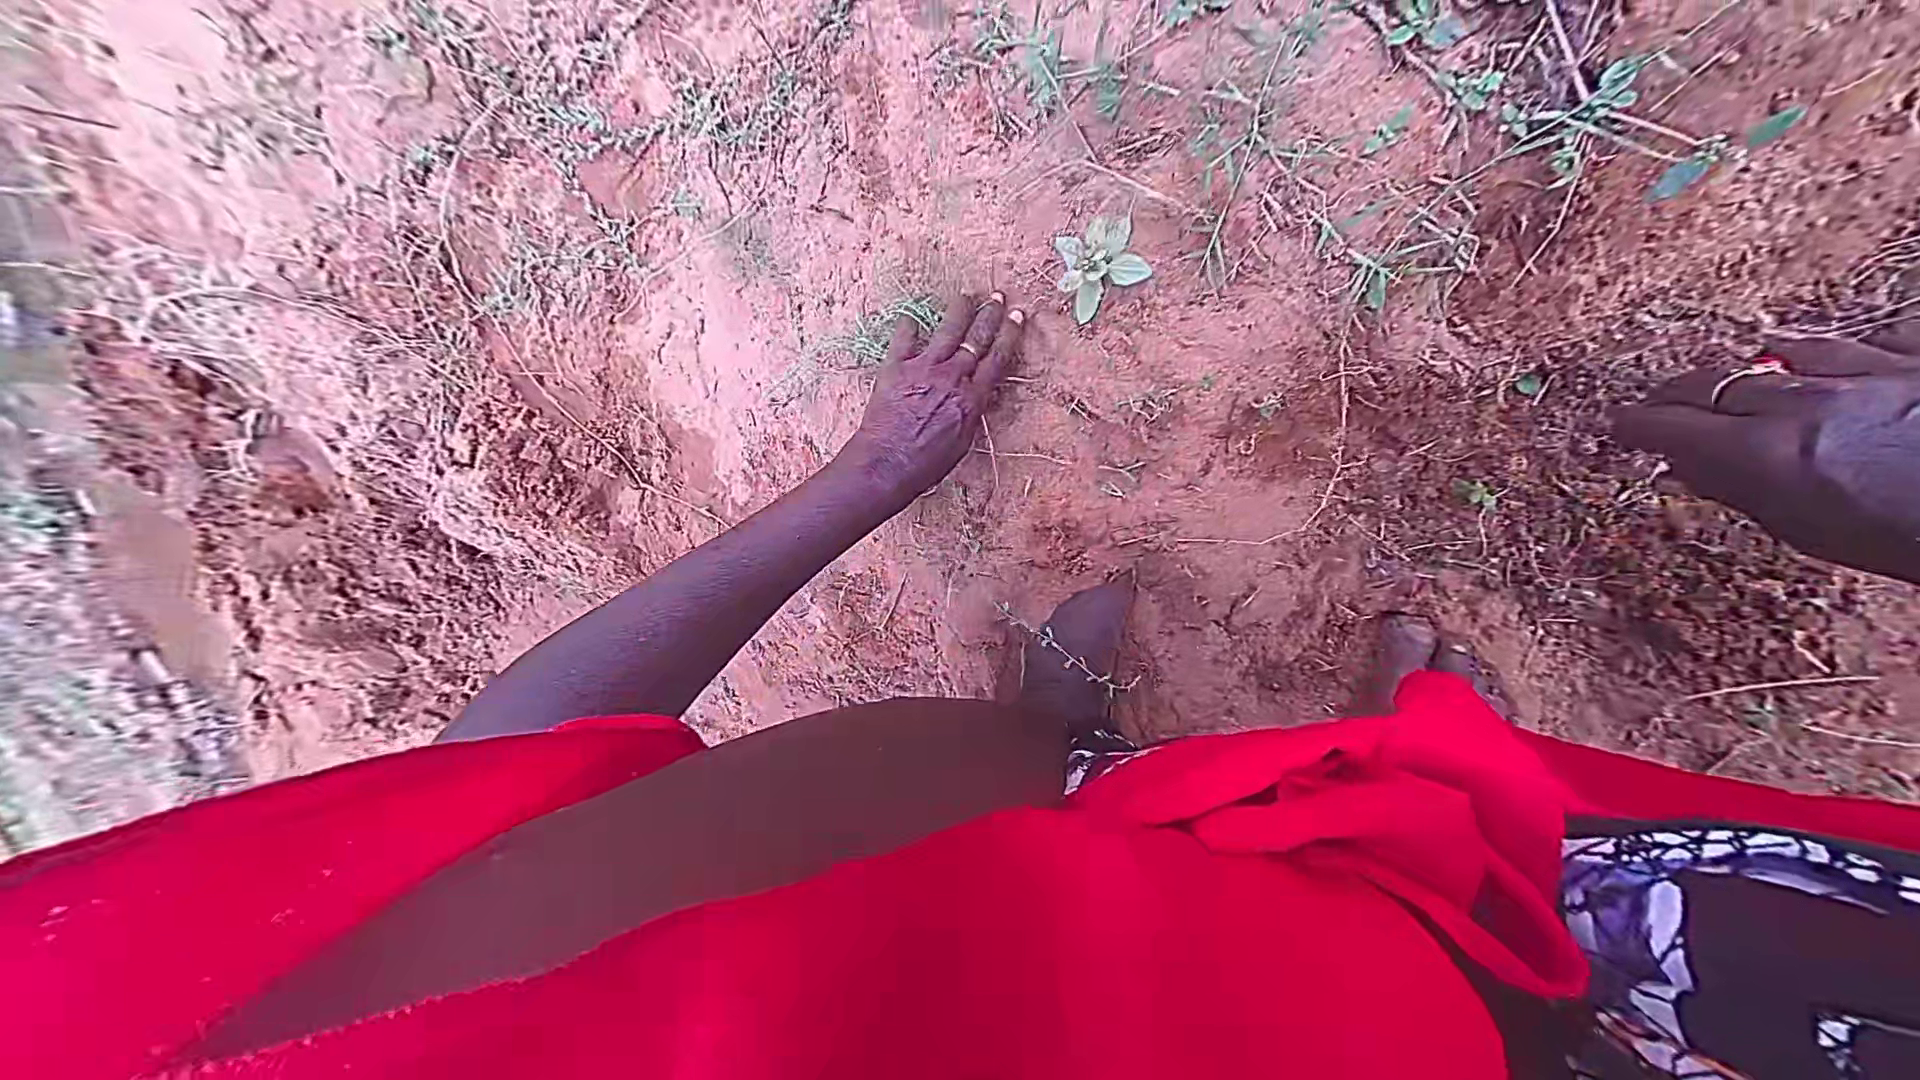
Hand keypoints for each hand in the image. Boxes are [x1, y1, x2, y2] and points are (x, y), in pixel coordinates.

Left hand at [835, 291, 1026, 505]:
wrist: (887, 464)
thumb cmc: (926, 464)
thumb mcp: (962, 443)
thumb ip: (972, 413)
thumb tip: (979, 397)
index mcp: (971, 398)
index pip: (997, 359)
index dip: (1009, 335)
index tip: (1017, 316)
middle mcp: (951, 378)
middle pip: (976, 339)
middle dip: (989, 315)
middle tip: (997, 296)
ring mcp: (923, 369)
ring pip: (946, 332)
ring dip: (959, 311)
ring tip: (966, 296)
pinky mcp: (895, 369)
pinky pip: (904, 339)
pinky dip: (909, 326)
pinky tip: (912, 317)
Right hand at [1612, 329, 1919, 581]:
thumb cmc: (1910, 539)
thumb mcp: (1806, 527)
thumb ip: (1742, 488)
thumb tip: (1689, 467)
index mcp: (1761, 450)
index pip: (1664, 425)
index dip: (1634, 425)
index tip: (1620, 428)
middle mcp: (1807, 403)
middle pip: (1716, 382)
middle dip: (1681, 394)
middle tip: (1664, 404)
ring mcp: (1878, 375)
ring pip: (1794, 352)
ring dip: (1762, 364)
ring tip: (1751, 368)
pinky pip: (1884, 339)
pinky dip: (1856, 350)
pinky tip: (1851, 358)